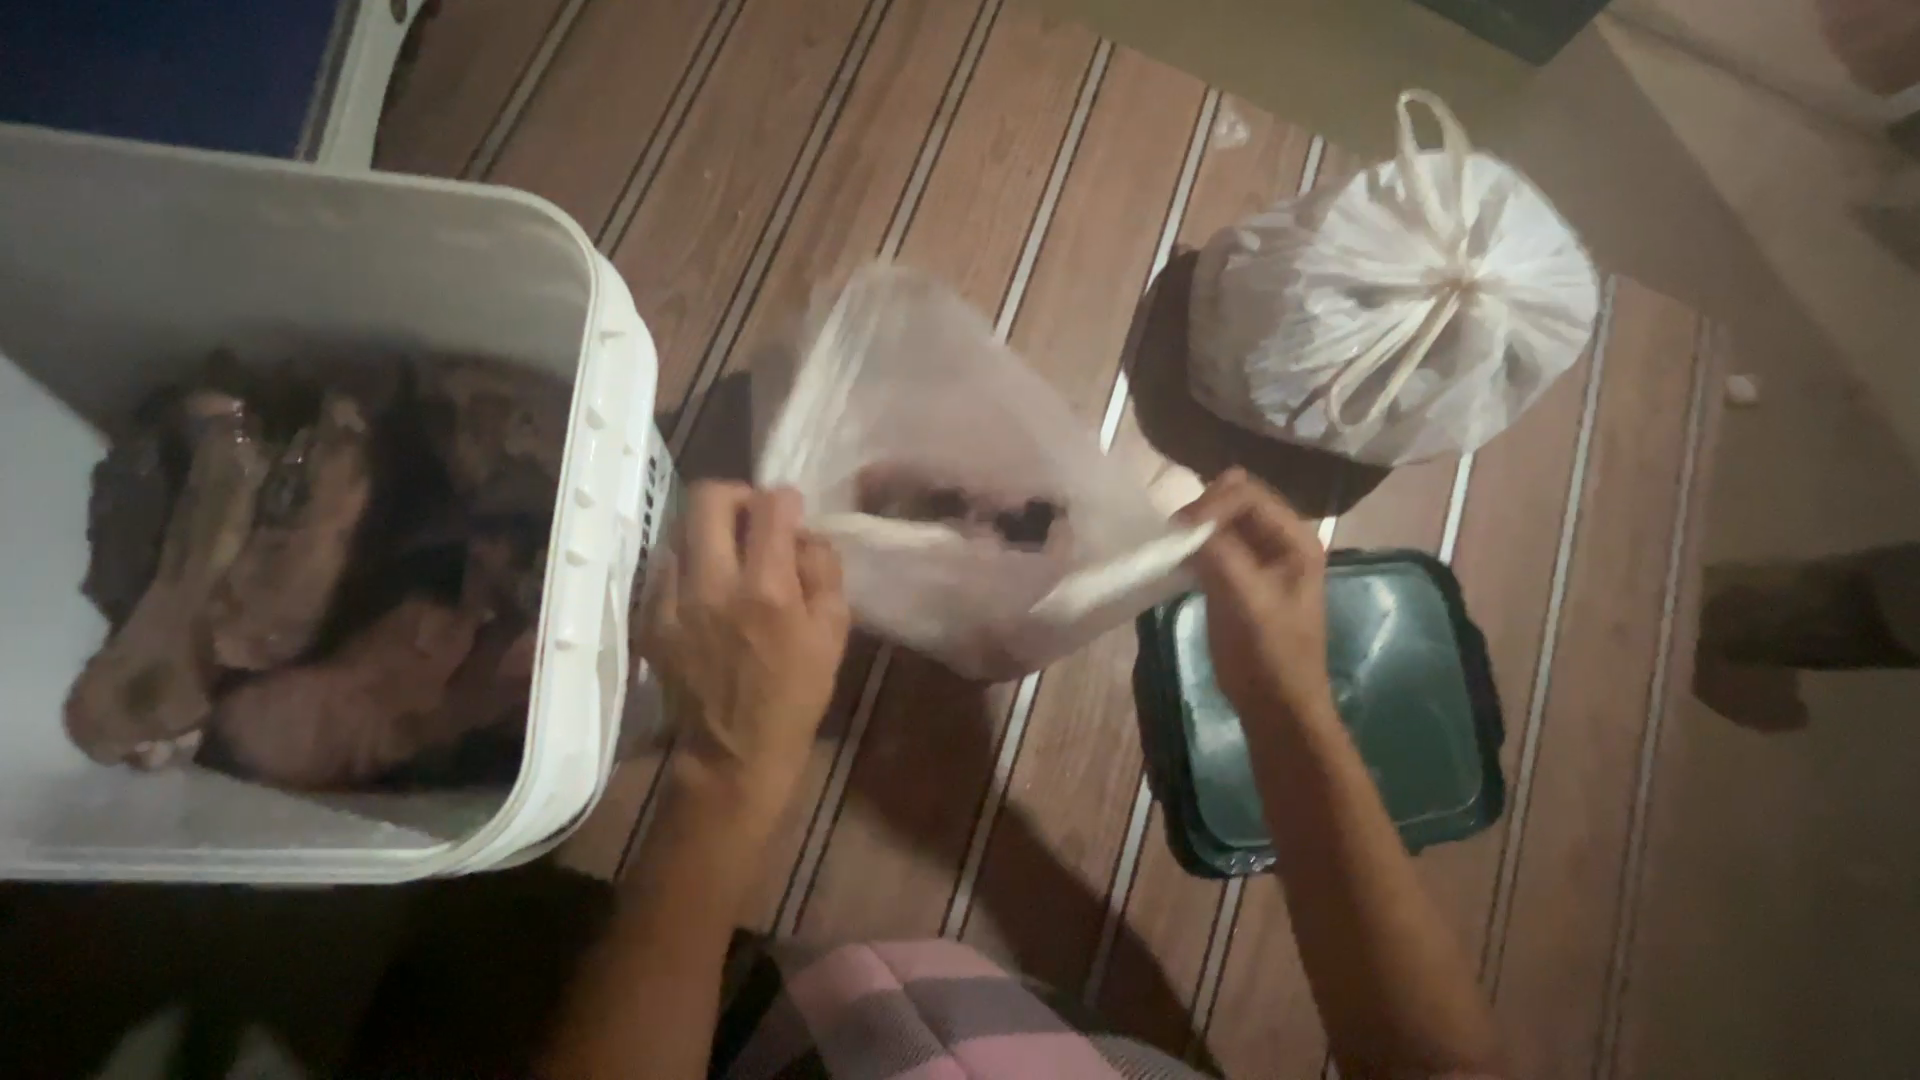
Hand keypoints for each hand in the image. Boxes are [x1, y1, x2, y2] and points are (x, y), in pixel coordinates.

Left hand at [642, 482, 849, 819]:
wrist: (733, 753)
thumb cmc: (796, 694)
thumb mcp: (834, 632)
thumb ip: (824, 570)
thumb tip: (804, 532)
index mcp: (767, 591)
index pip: (770, 507)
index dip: (786, 499)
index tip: (791, 512)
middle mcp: (712, 586)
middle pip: (709, 497)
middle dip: (738, 496)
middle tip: (753, 519)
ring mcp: (671, 602)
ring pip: (680, 527)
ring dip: (709, 529)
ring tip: (728, 554)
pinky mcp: (648, 619)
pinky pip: (664, 565)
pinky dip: (688, 563)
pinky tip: (705, 587)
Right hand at [1182, 469, 1333, 723]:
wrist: (1275, 703)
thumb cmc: (1271, 654)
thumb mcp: (1249, 602)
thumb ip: (1222, 556)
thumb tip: (1185, 524)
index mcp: (1295, 540)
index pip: (1249, 496)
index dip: (1213, 504)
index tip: (1180, 530)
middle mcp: (1279, 540)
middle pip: (1235, 499)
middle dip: (1203, 511)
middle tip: (1174, 537)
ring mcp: (1256, 557)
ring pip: (1220, 520)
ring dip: (1194, 528)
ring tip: (1173, 548)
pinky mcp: (1234, 575)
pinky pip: (1210, 544)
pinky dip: (1191, 546)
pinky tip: (1176, 561)